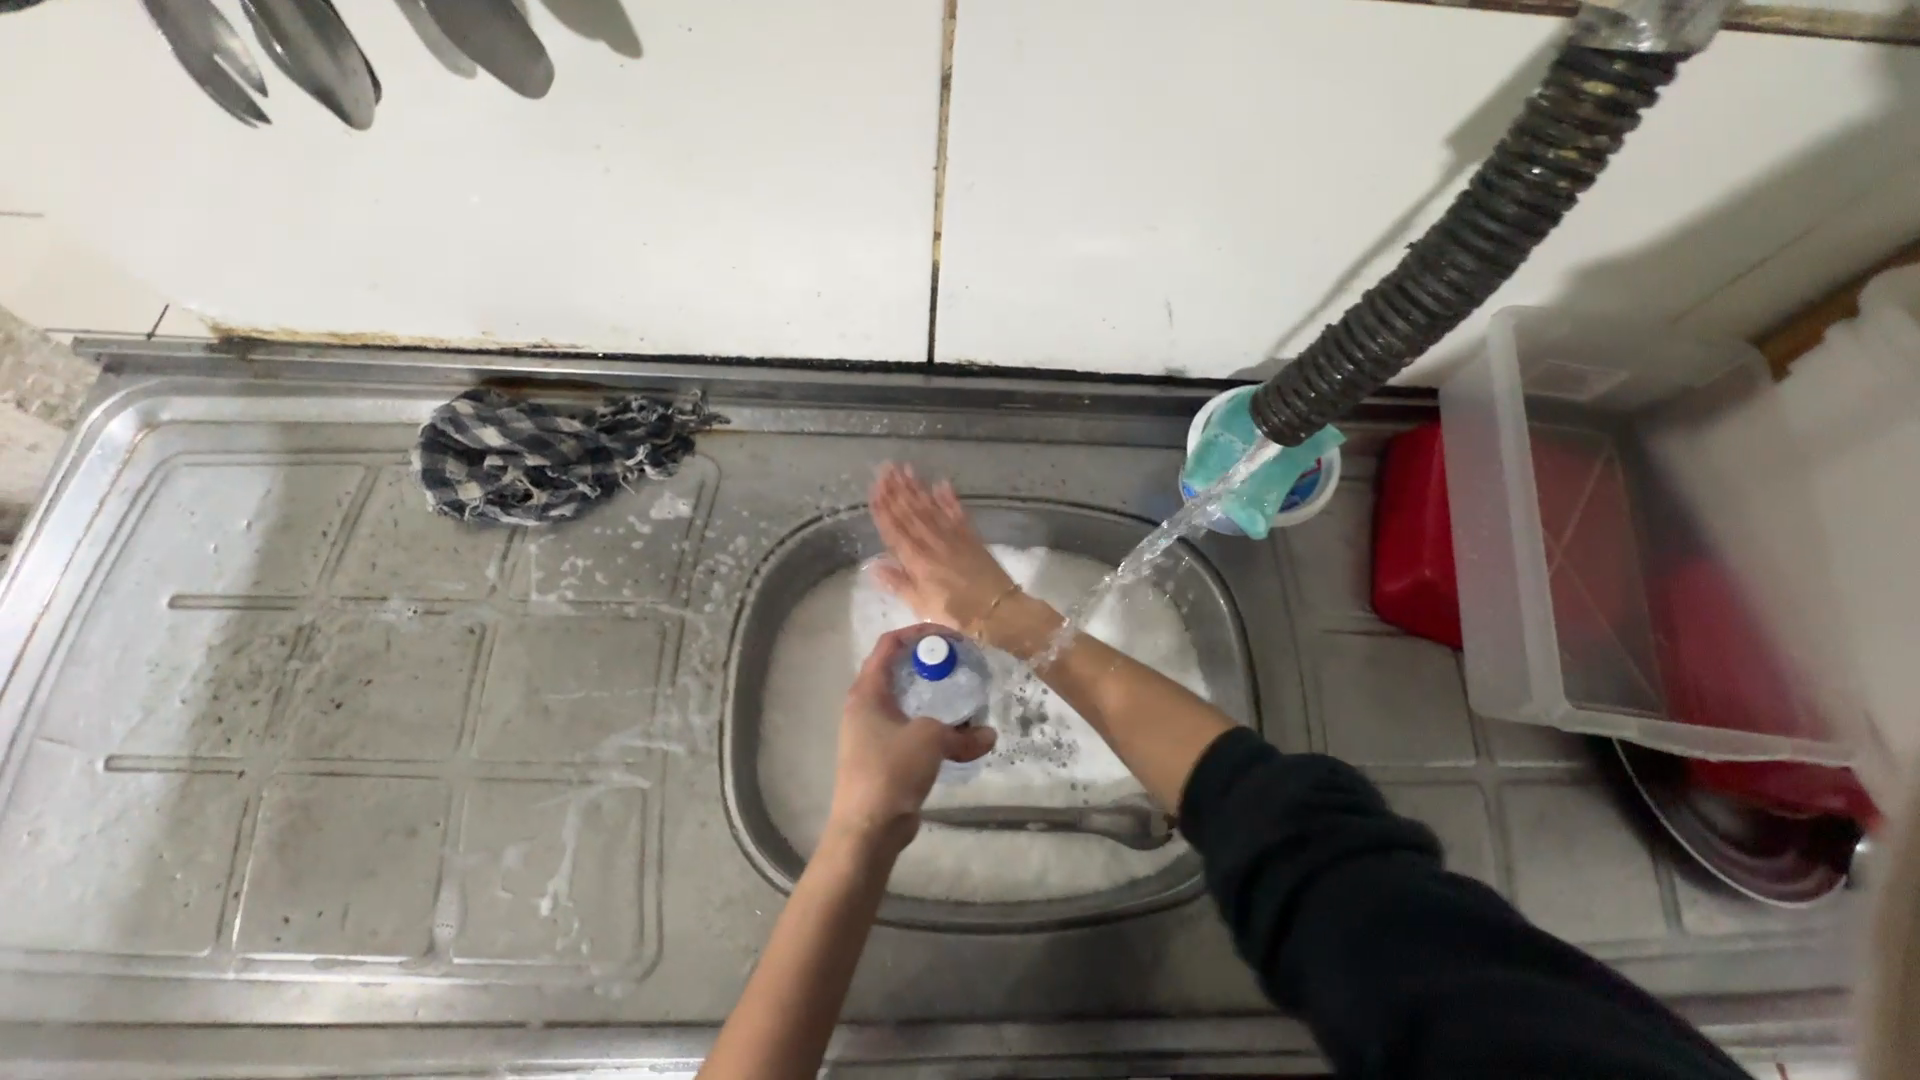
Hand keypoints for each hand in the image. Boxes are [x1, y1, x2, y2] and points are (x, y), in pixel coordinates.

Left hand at [827, 625, 996, 855]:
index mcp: (867, 692)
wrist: (867, 827)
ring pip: (905, 704)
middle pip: (897, 672)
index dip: (919, 634)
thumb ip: (962, 733)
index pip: (889, 645)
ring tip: (962, 698)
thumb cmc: (890, 770)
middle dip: (929, 665)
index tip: (950, 638)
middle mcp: (864, 707)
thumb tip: (988, 736)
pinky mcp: (881, 758)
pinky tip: (955, 736)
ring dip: (932, 699)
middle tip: (960, 667)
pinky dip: (931, 727)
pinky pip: (909, 731)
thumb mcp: (931, 740)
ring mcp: (870, 734)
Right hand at [868, 463, 1017, 634]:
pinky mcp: (970, 535)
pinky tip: (941, 483)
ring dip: (917, 487)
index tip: (874, 488)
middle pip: (910, 511)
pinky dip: (948, 497)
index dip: (883, 508)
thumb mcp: (921, 604)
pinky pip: (956, 512)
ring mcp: (953, 535)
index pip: (894, 528)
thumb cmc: (956, 611)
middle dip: (896, 489)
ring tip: (905, 469)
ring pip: (930, 506)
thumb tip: (874, 566)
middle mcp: (932, 541)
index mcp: (916, 559)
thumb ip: (898, 583)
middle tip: (885, 468)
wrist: (997, 608)